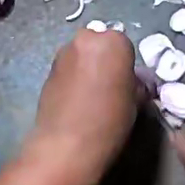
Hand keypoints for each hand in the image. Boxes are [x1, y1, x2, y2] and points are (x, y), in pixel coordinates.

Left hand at [24, 28, 139, 175]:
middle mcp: (86, 39)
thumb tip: (134, 82)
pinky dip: (72, 76)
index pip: (124, 45)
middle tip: (108, 85)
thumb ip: (136, 83)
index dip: (126, 64)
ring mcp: (63, 52)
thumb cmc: (109, 121)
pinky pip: (67, 67)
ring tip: (90, 94)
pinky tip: (75, 99)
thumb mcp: (135, 102)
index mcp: (113, 41)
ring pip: (81, 53)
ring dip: (86, 66)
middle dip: (103, 59)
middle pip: (99, 43)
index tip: (125, 82)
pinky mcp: (48, 68)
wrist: (67, 145)